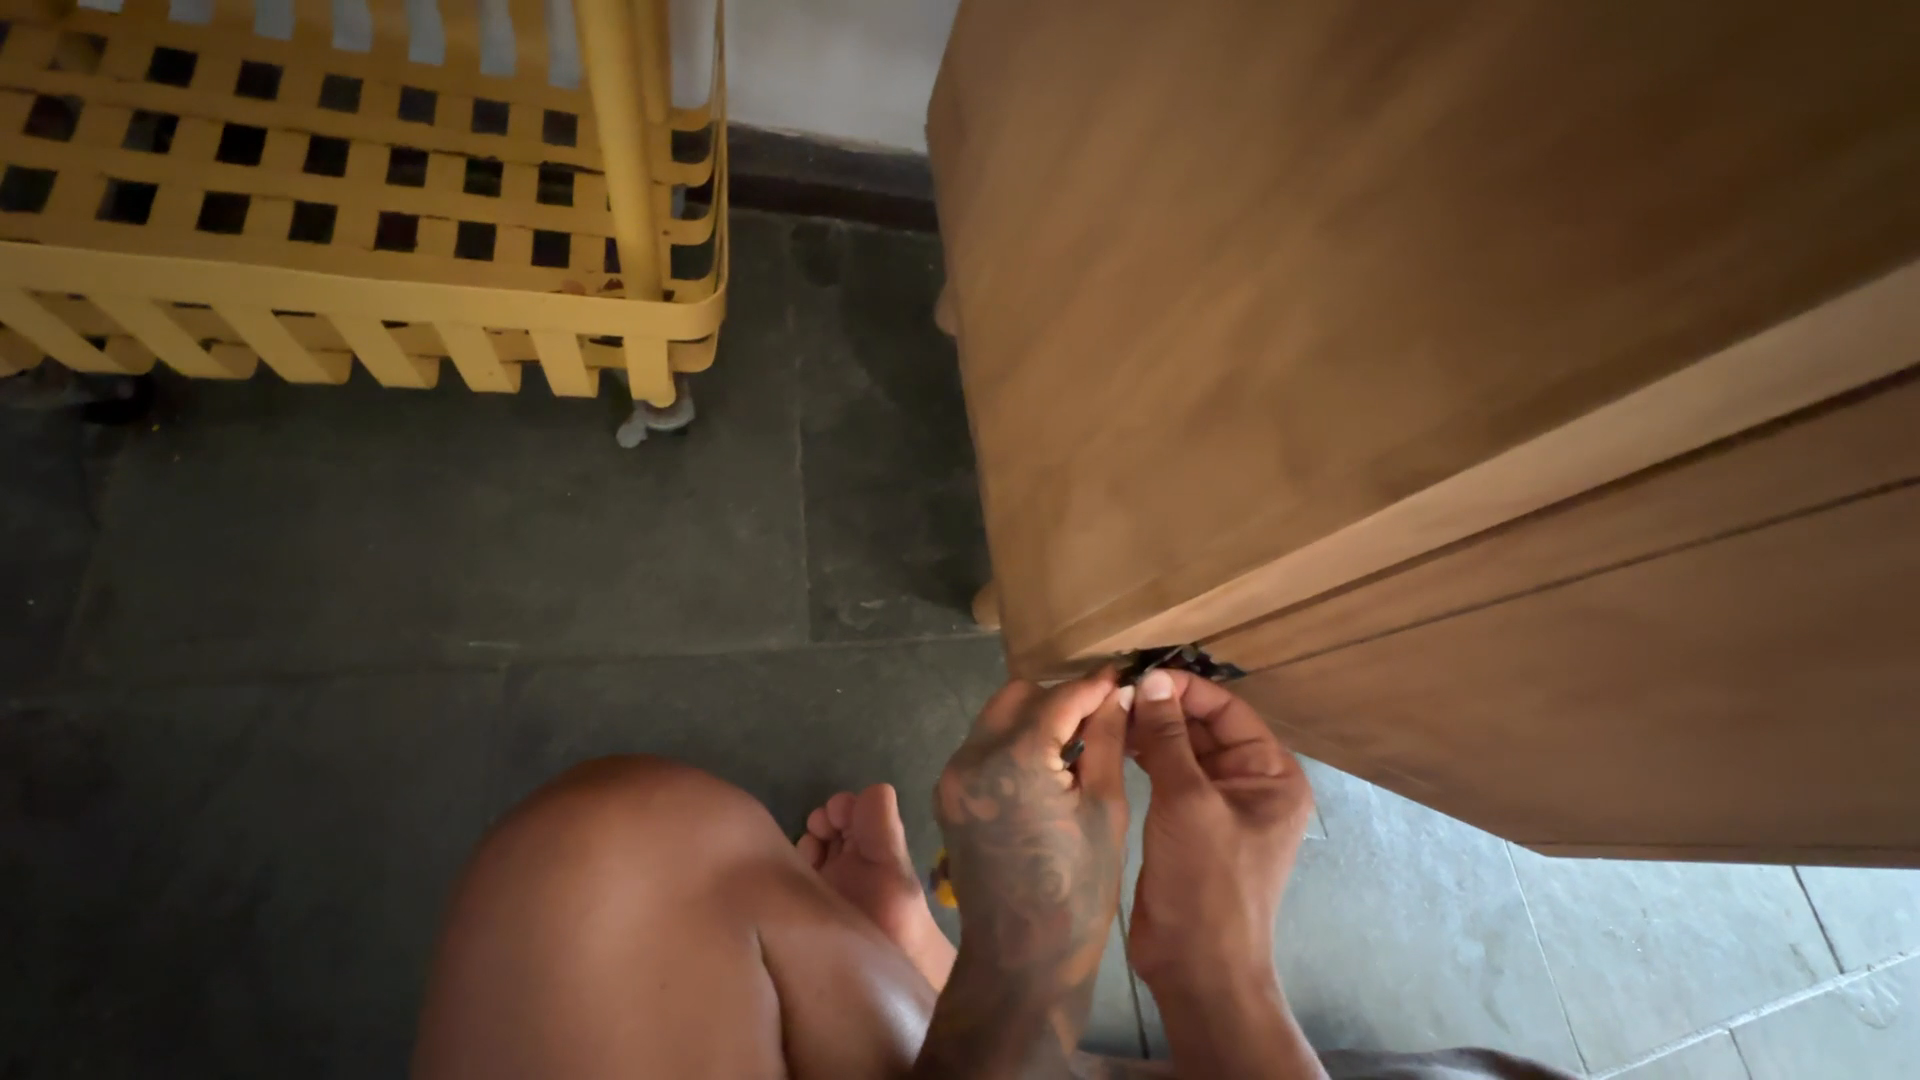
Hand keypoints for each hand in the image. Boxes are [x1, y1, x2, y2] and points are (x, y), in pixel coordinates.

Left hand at [917, 671, 1131, 1076]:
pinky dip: (1013, 743)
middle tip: (1098, 715)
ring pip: (996, 717)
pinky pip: (982, 746)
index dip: (1092, 684)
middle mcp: (972, 756)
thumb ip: (1107, 739)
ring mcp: (952, 775)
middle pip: (1017, 696)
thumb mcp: (1106, 809)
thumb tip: (1117, 693)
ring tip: (1075, 741)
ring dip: (1034, 718)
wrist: (1022, 958)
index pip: (1058, 697)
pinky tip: (1045, 766)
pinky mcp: (946, 793)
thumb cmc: (1079, 890)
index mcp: (1015, 758)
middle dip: (1058, 697)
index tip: (1119, 677)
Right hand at [1126, 669, 1313, 994]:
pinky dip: (1144, 756)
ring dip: (1150, 731)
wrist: (1196, 964)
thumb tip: (1150, 680)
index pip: (1227, 710)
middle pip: (1204, 727)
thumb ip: (1168, 737)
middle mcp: (1249, 782)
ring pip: (1182, 749)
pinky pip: (1168, 774)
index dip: (1184, 689)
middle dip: (1163, 708)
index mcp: (1270, 774)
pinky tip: (1114, 743)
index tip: (1138, 676)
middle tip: (1114, 694)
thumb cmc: (1205, 879)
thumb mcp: (1187, 800)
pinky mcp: (1187, 821)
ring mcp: (1217, 803)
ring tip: (1108, 714)